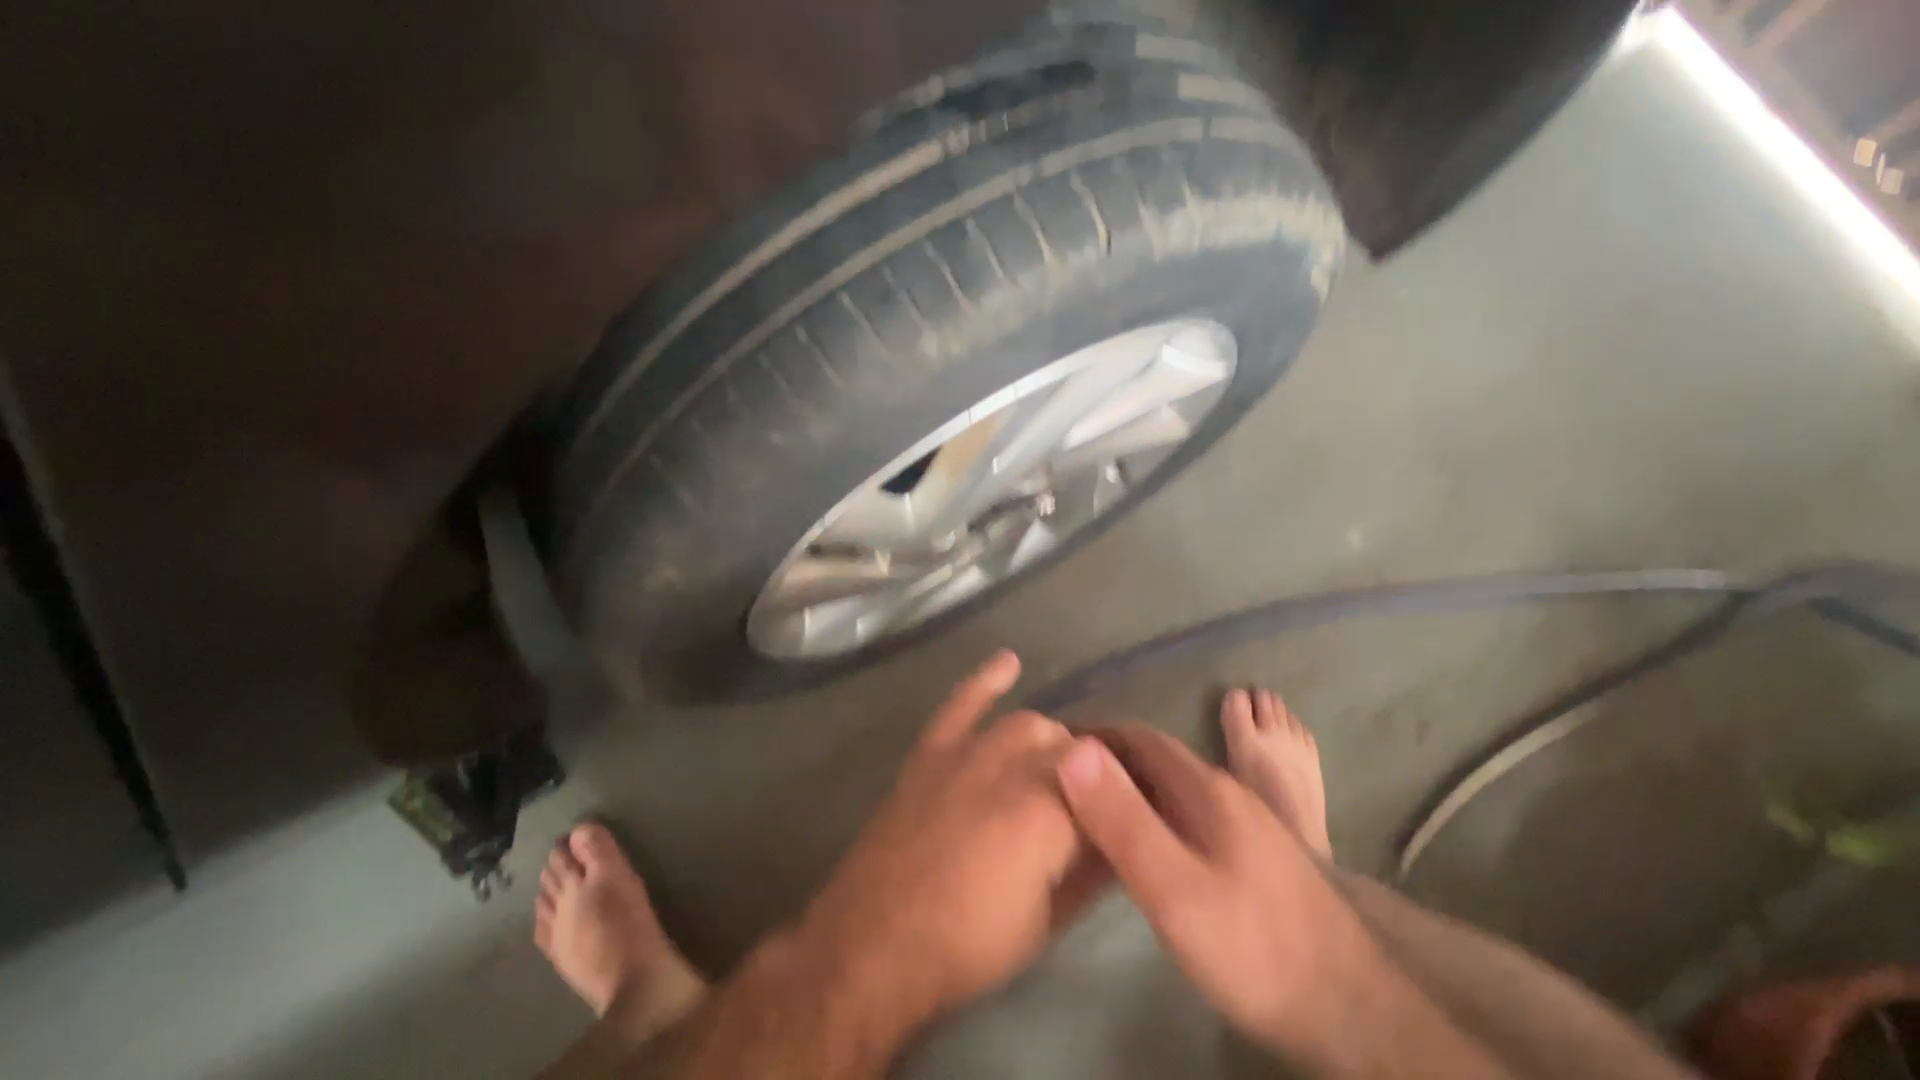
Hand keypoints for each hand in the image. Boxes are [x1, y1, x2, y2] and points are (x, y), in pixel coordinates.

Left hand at [788, 651, 1097, 1031]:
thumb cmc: (968, 946)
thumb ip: (1090, 875)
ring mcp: (966, 754)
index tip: (1130, 823)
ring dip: (1050, 743)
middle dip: (1091, 778)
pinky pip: (960, 706)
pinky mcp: (930, 755)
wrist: (874, 945)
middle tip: (1092, 815)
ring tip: (1058, 773)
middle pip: (1071, 750)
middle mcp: (1012, 767)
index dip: (1122, 806)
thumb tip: (1123, 844)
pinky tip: (1009, 662)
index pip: (1108, 789)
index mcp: (1049, 812)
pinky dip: (984, 681)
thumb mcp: (1046, 922)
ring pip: (1027, 724)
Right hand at [1055, 725, 1376, 1056]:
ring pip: (1178, 793)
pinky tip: (1144, 854)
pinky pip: (1193, 821)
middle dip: (1108, 764)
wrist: (1350, 1011)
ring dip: (1132, 793)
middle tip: (1057, 790)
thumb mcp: (1172, 888)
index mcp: (1210, 790)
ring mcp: (1251, 829)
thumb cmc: (1251, 948)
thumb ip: (1122, 818)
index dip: (1093, 738)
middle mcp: (1232, 797)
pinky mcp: (1258, 862)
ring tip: (1088, 820)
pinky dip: (1156, 820)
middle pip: (1160, 762)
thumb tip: (1072, 747)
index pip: (1141, 738)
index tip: (1048, 755)